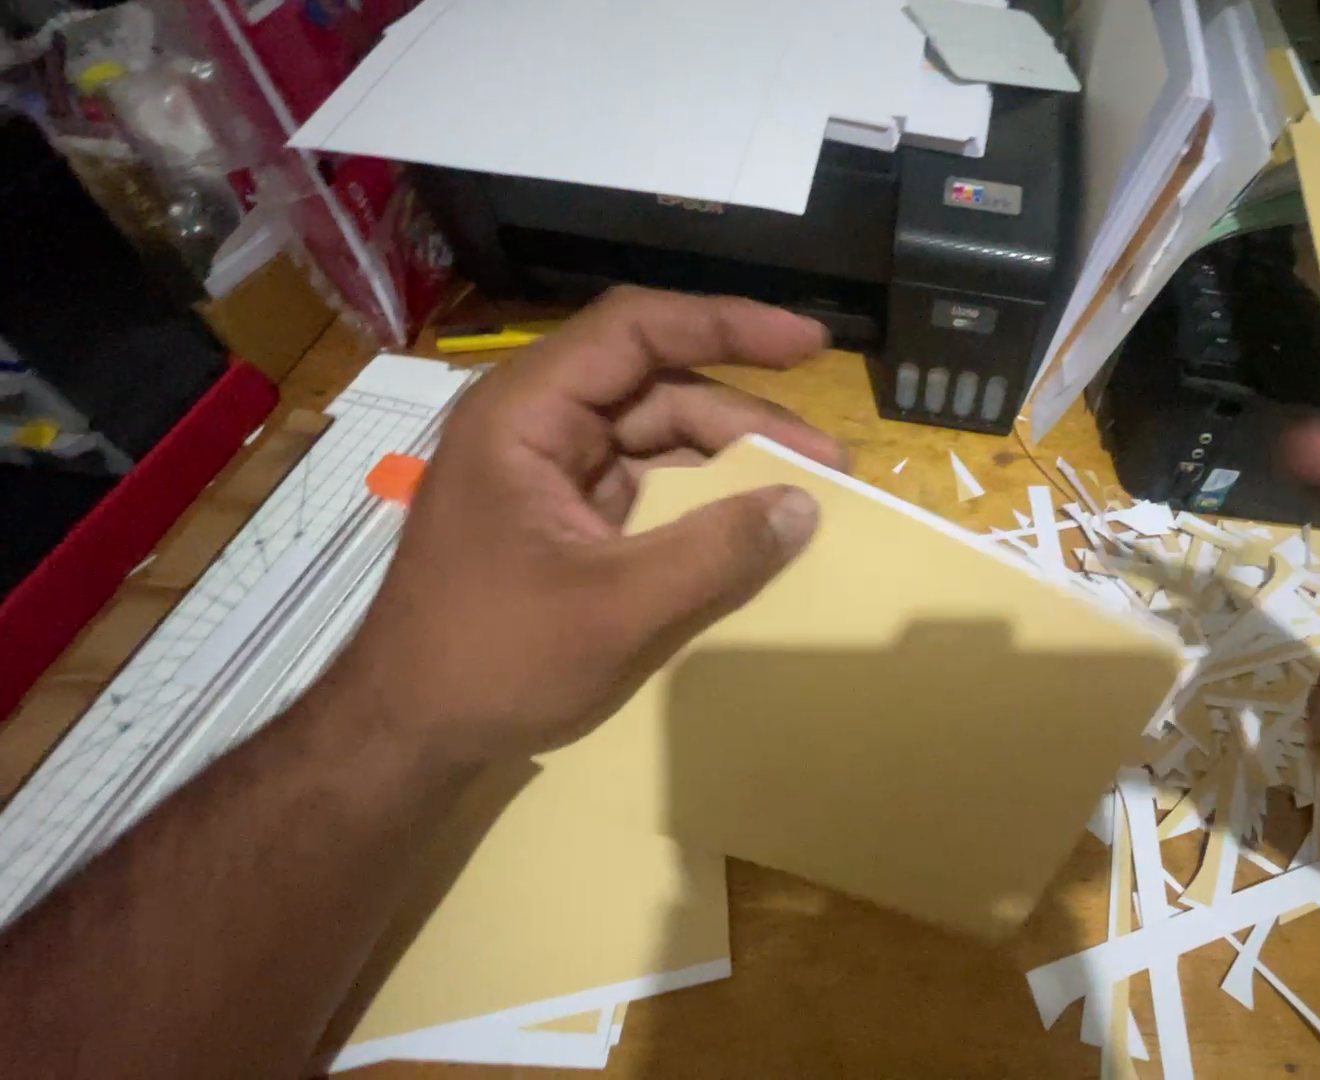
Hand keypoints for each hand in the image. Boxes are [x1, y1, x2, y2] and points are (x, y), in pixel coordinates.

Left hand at [332, 288, 845, 765]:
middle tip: (830, 461)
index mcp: (528, 416)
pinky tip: (756, 522)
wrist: (410, 733)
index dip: (728, 326)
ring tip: (809, 491)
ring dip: (740, 462)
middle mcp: (544, 426)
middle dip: (753, 422)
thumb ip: (715, 554)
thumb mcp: (614, 608)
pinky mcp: (580, 516)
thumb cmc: (490, 659)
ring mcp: (562, 473)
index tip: (808, 344)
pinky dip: (713, 501)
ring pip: (670, 440)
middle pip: (665, 391)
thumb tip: (805, 507)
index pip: (636, 333)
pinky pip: (662, 488)